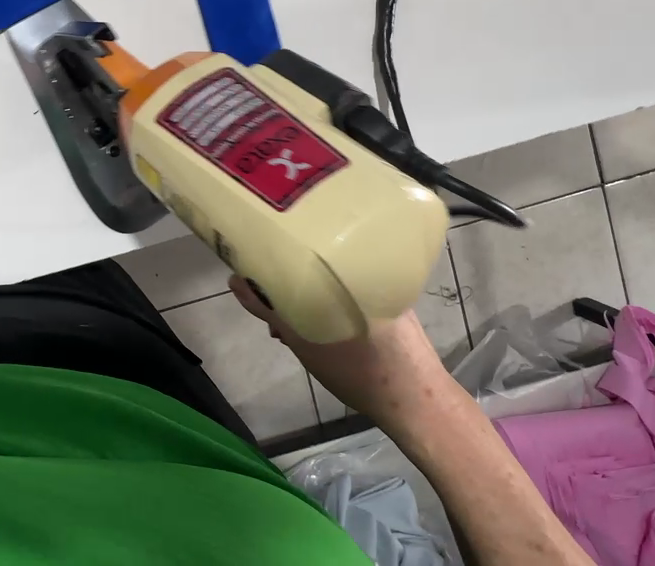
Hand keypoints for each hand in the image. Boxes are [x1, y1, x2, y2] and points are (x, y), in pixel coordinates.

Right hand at [228, 277, 456, 427]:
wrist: (419, 406)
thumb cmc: (359, 371)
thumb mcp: (304, 342)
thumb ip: (268, 310)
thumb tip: (235, 281)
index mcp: (345, 271)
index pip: (301, 247)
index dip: (274, 258)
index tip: (256, 272)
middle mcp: (366, 273)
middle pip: (315, 268)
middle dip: (289, 289)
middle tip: (274, 317)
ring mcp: (383, 291)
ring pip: (331, 286)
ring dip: (308, 303)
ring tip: (294, 333)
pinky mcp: (393, 309)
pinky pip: (349, 299)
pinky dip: (330, 312)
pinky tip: (323, 338)